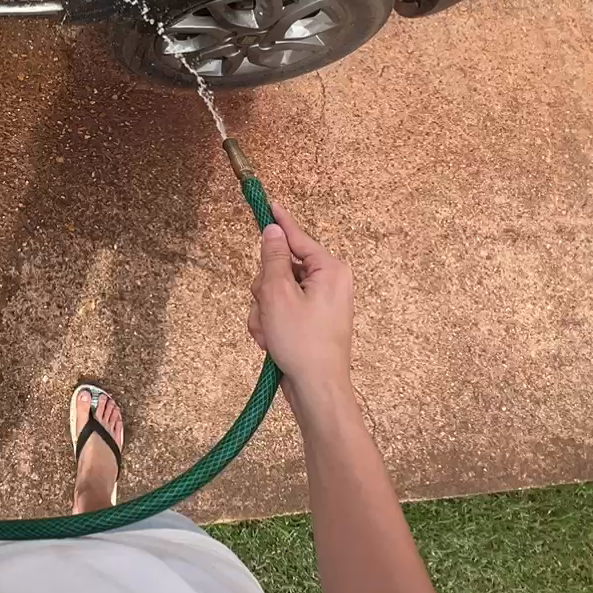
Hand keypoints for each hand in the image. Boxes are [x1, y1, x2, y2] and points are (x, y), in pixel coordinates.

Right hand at [248, 203, 355, 414]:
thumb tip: (272, 231)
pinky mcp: (309, 320)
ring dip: (263, 309)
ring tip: (268, 331)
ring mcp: (319, 303)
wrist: (316, 390)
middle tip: (266, 308)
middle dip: (264, 288)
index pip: (297, 237)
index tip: (268, 203)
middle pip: (280, 266)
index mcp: (330, 269)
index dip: (279, 222)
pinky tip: (270, 341)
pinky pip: (279, 309)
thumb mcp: (279, 294)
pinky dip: (269, 322)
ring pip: (274, 289)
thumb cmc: (301, 341)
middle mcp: (328, 282)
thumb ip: (272, 259)